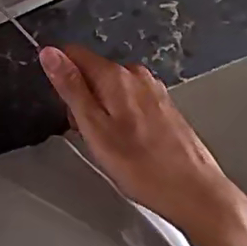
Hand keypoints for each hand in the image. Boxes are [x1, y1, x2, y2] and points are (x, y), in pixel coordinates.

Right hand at [38, 44, 246, 245]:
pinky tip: (132, 146)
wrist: (196, 192)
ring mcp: (152, 88)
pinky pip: (130, 100)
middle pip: (92, 72)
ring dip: (103, 111)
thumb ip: (70, 87)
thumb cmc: (143, 168)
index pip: (73, 53)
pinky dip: (123, 118)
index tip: (66, 106)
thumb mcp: (95, 129)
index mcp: (115, 76)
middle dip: (83, 98)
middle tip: (92, 136)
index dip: (61, 76)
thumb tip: (49, 52)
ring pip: (111, 88)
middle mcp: (136, 74)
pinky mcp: (163, 104)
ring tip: (114, 147)